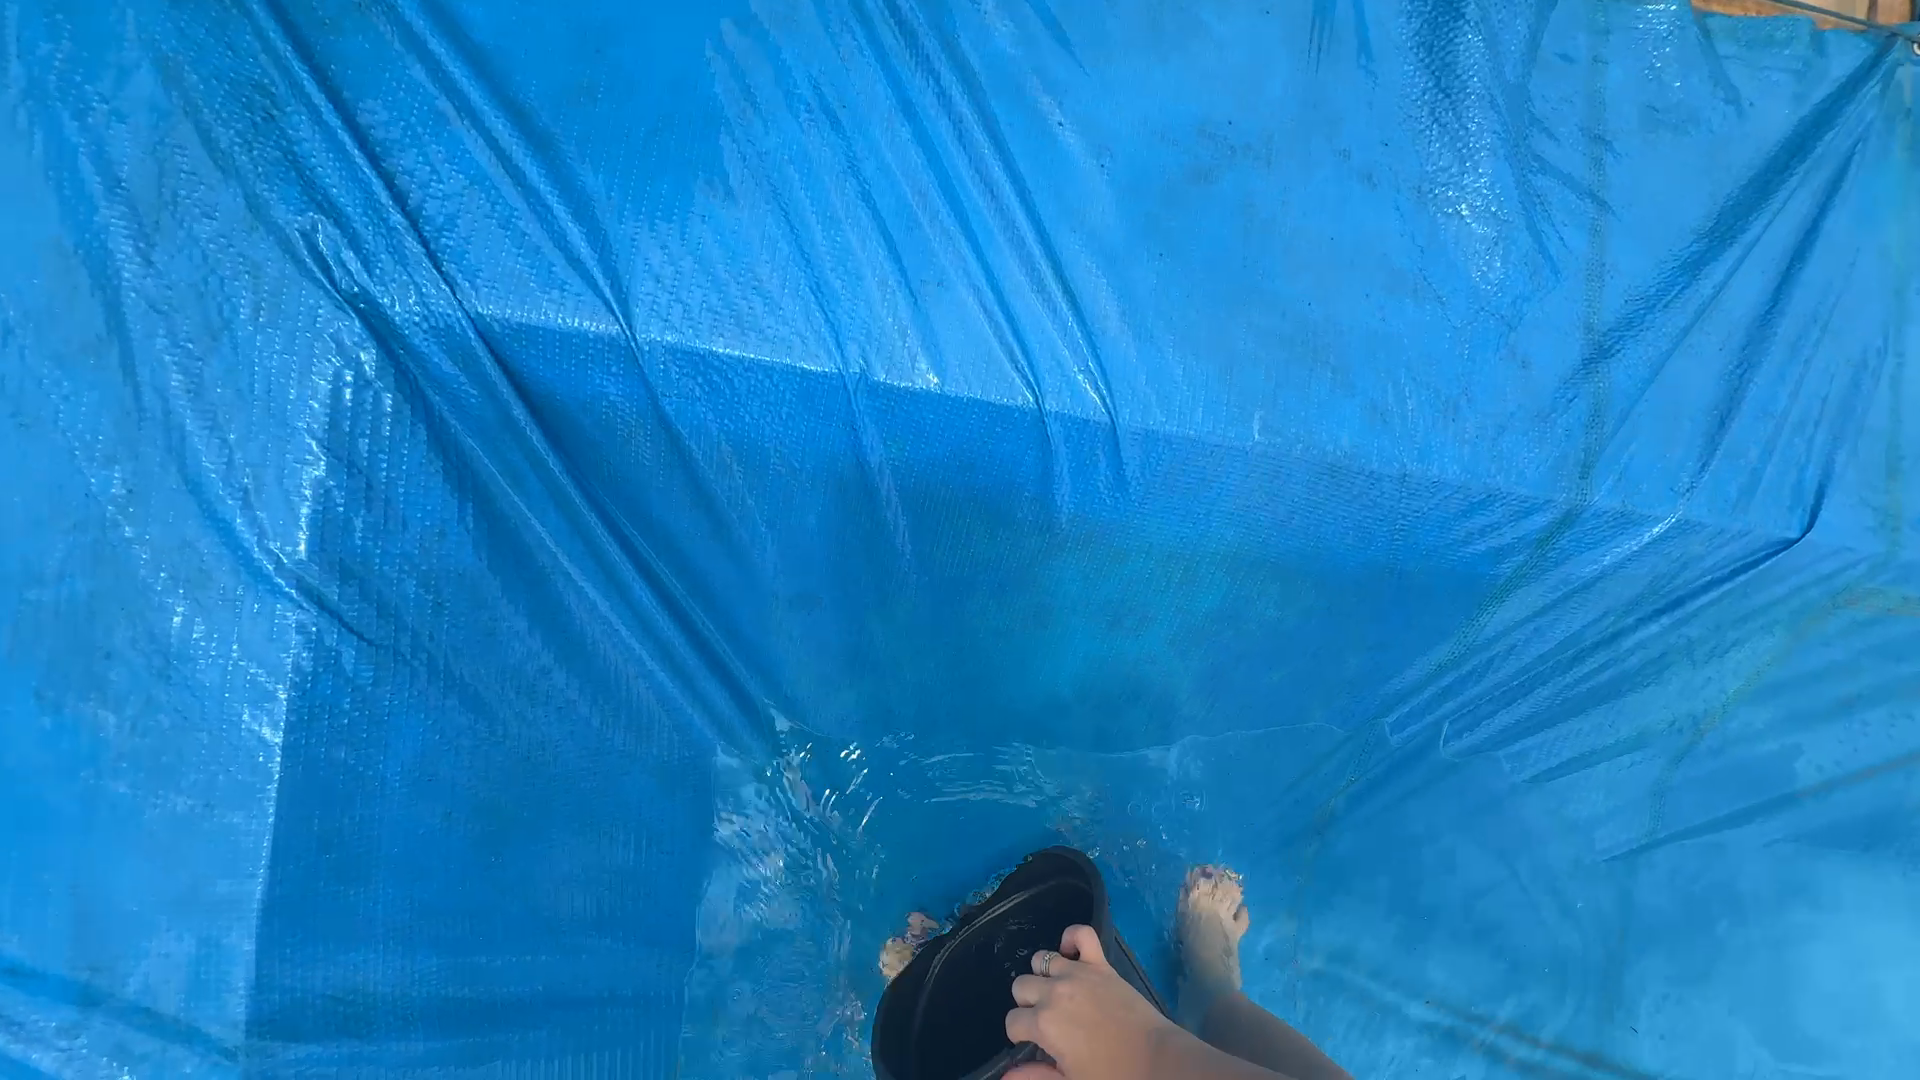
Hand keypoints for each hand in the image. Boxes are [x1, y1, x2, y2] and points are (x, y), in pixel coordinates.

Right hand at [1004, 925, 1180, 1079]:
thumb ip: (1034, 1077)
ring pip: (1041, 958)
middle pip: (1021, 985)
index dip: (1018, 1034)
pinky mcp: (1100, 962)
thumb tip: (1004, 1076)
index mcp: (1045, 1024)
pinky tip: (1072, 955)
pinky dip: (1072, 938)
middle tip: (1045, 1020)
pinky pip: (1080, 933)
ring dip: (1043, 975)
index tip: (1031, 1043)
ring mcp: (1078, 972)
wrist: (1156, 1062)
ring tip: (1057, 992)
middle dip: (1027, 1003)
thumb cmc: (1112, 1077)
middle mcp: (1055, 991)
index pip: (1012, 1021)